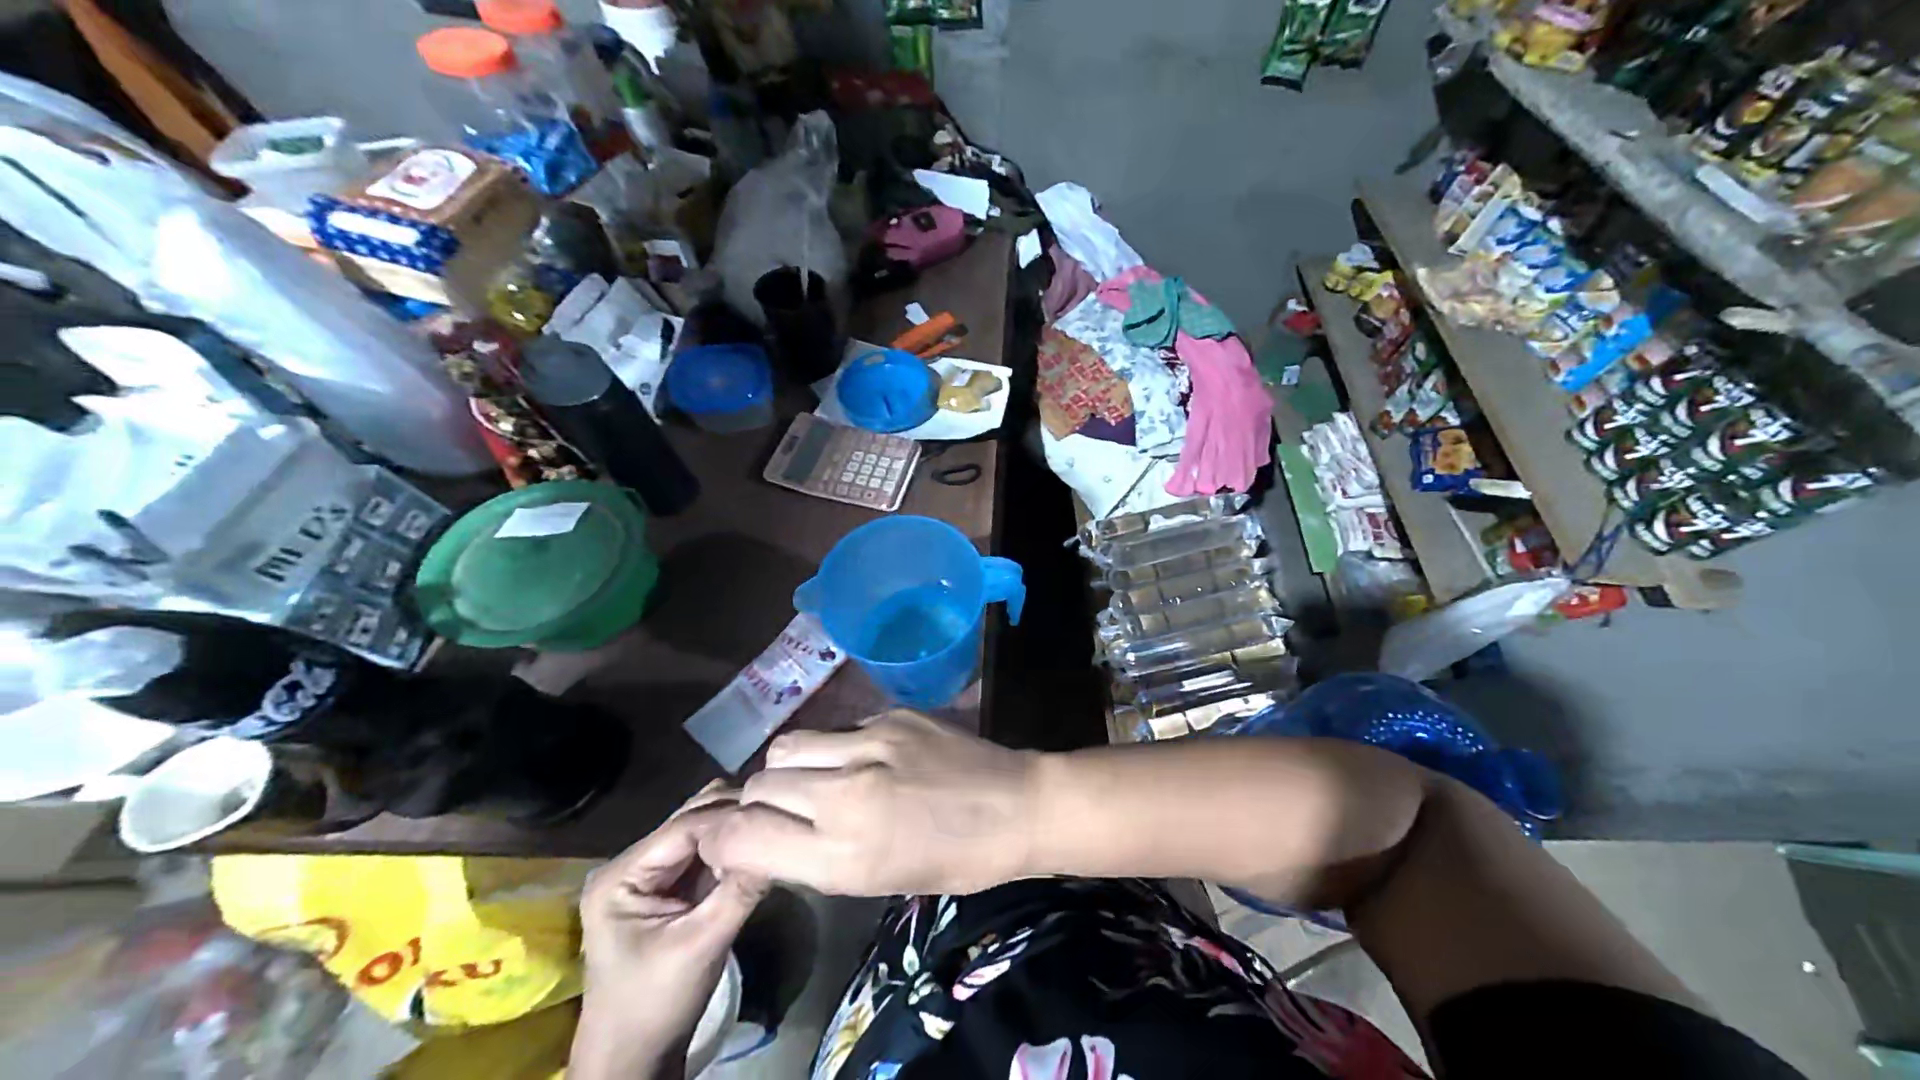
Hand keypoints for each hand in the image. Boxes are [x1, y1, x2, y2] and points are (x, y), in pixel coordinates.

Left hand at [571, 788, 766, 1079]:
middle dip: (735, 816)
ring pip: (702, 830)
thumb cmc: (657, 1004)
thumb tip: (781, 841)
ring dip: (737, 829)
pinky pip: (707, 852)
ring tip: (775, 827)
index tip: (774, 815)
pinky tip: (760, 845)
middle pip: (692, 819)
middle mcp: (633, 863)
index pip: (685, 826)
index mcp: (622, 875)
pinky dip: (734, 847)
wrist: (636, 1057)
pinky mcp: (671, 886)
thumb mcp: (702, 945)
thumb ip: (739, 890)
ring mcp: (652, 873)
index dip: (730, 818)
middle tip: (781, 815)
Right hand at [702, 710, 1037, 895]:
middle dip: (757, 801)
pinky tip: (862, 759)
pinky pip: (836, 729)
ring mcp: (869, 746)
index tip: (732, 839)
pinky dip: (834, 747)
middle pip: (758, 784)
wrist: (1017, 807)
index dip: (724, 839)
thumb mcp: (877, 883)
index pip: (743, 837)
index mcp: (844, 857)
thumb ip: (814, 857)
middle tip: (781, 809)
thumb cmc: (954, 862)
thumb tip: (765, 835)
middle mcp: (846, 796)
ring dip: (788, 766)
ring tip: (814, 777)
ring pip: (787, 744)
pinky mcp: (890, 715)